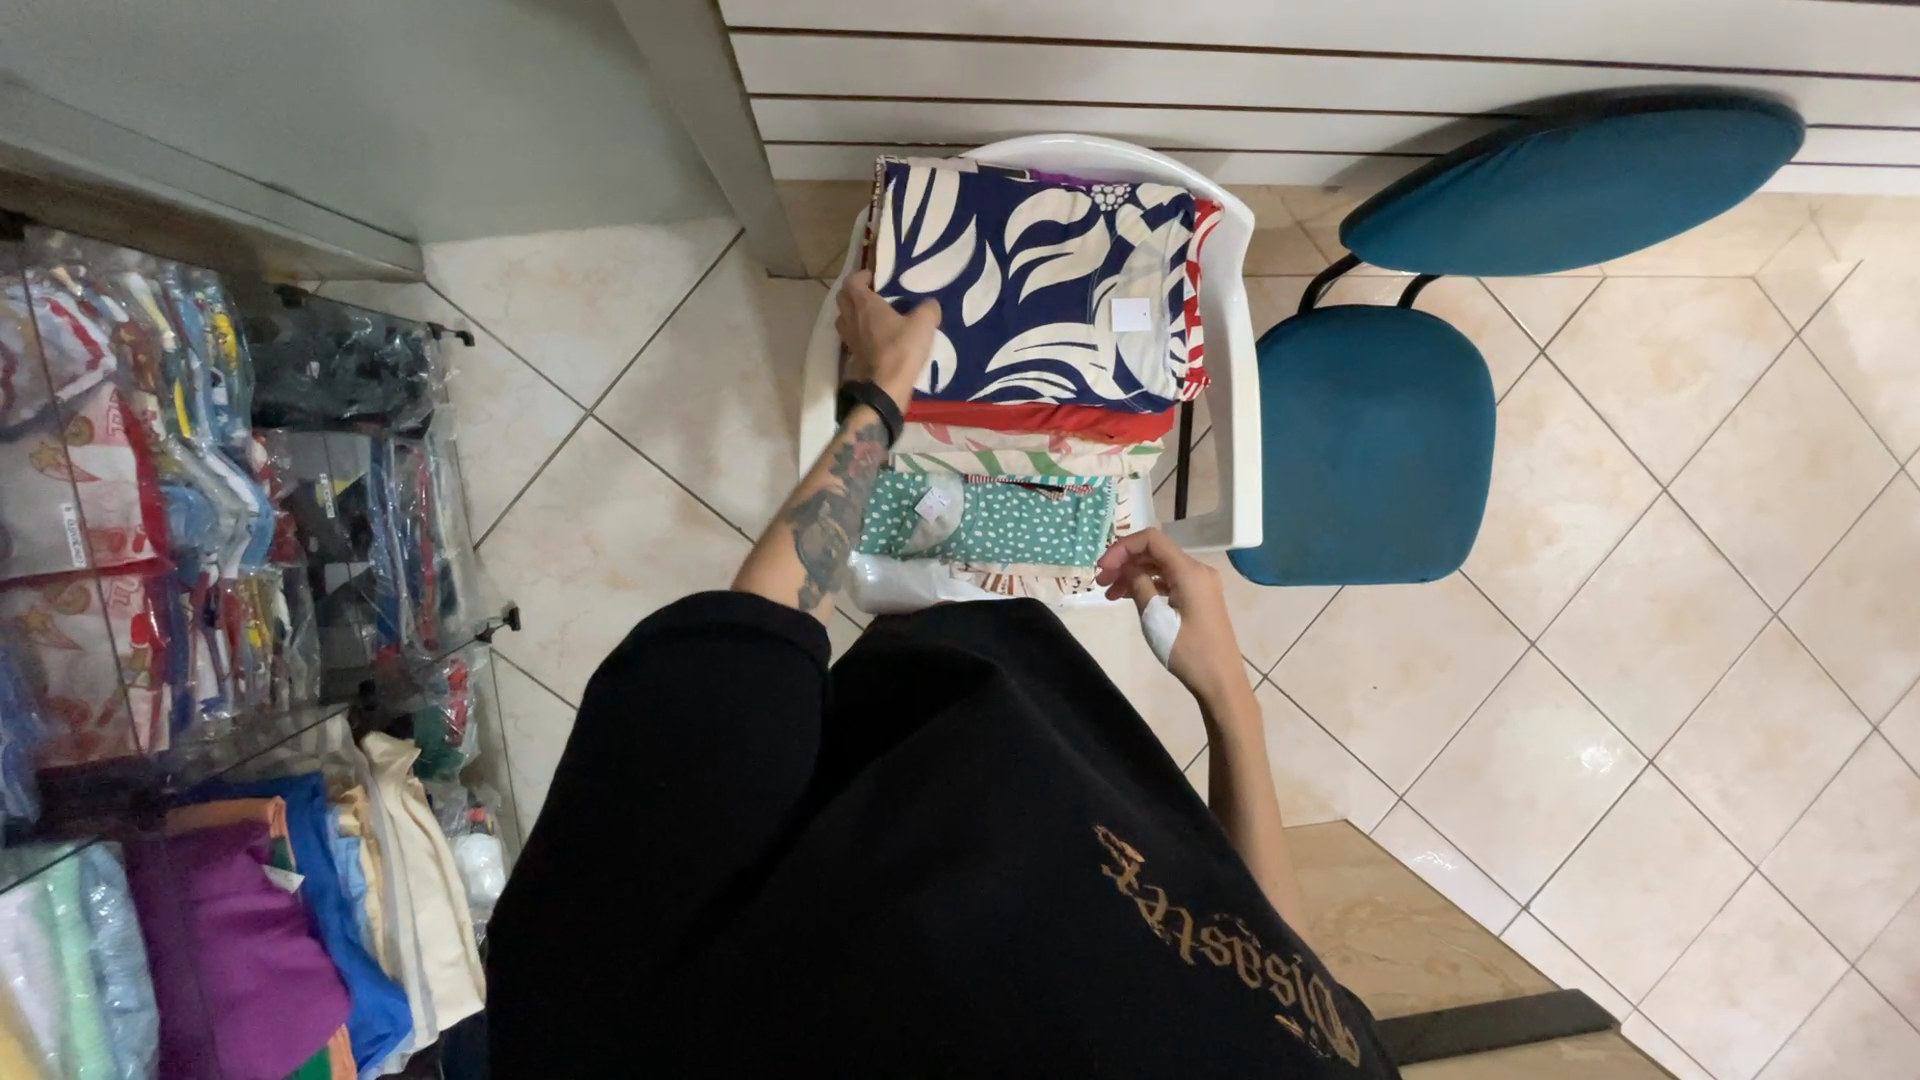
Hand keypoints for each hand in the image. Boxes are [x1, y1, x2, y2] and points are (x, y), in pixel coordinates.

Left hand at [836, 269, 941, 411]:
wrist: (886, 387)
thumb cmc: (901, 350)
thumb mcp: (924, 324)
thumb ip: (928, 309)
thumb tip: (931, 304)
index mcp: (864, 304)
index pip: (852, 282)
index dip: (861, 277)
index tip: (874, 278)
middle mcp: (851, 318)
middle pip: (842, 299)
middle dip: (853, 293)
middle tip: (870, 295)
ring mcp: (849, 339)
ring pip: (843, 319)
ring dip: (852, 313)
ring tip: (869, 316)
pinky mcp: (852, 357)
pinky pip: (850, 338)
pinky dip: (857, 333)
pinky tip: (872, 338)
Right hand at [1095, 529, 1250, 707]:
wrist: (1221, 682)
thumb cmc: (1187, 652)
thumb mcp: (1155, 618)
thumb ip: (1139, 586)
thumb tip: (1127, 568)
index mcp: (1189, 571)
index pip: (1151, 540)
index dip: (1122, 547)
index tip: (1103, 567)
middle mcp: (1197, 570)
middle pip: (1155, 552)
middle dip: (1124, 562)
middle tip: (1100, 582)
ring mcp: (1200, 584)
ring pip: (1160, 567)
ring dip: (1133, 574)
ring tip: (1110, 594)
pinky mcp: (1199, 597)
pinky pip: (1169, 581)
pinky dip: (1148, 585)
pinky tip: (1129, 597)